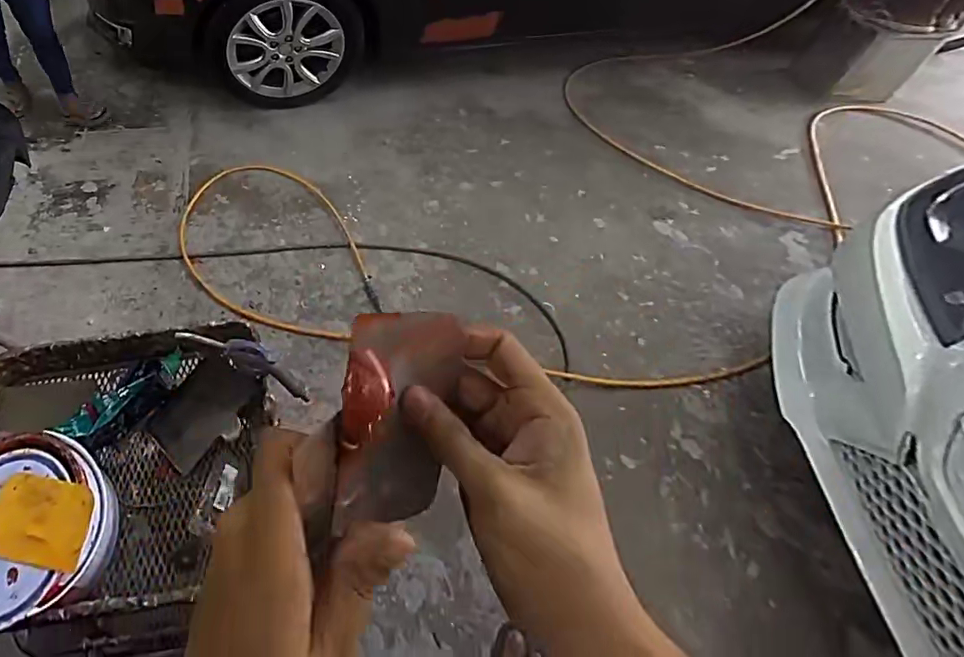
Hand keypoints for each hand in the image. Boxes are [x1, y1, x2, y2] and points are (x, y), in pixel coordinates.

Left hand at [189, 428, 415, 656]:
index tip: (356, 464)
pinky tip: (312, 572)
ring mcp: (222, 546)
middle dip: (323, 484)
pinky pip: (257, 525)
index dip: (315, 443)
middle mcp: (236, 525)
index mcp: (263, 534)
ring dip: (308, 511)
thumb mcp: (326, 646)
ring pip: (273, 498)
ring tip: (345, 548)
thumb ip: (355, 581)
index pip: (277, 447)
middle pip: (282, 472)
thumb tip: (402, 532)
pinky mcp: (219, 567)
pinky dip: (287, 531)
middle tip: (365, 515)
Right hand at [402, 328, 681, 656]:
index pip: (501, 349)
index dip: (463, 337)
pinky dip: (435, 435)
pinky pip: (461, 441)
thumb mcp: (494, 490)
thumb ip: (450, 437)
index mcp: (542, 410)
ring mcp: (509, 449)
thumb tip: (409, 392)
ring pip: (464, 411)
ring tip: (382, 397)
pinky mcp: (494, 475)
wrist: (581, 628)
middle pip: (475, 378)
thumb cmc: (548, 552)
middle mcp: (526, 420)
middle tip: (383, 373)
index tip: (417, 340)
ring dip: (429, 405)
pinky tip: (399, 432)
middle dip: (434, 373)